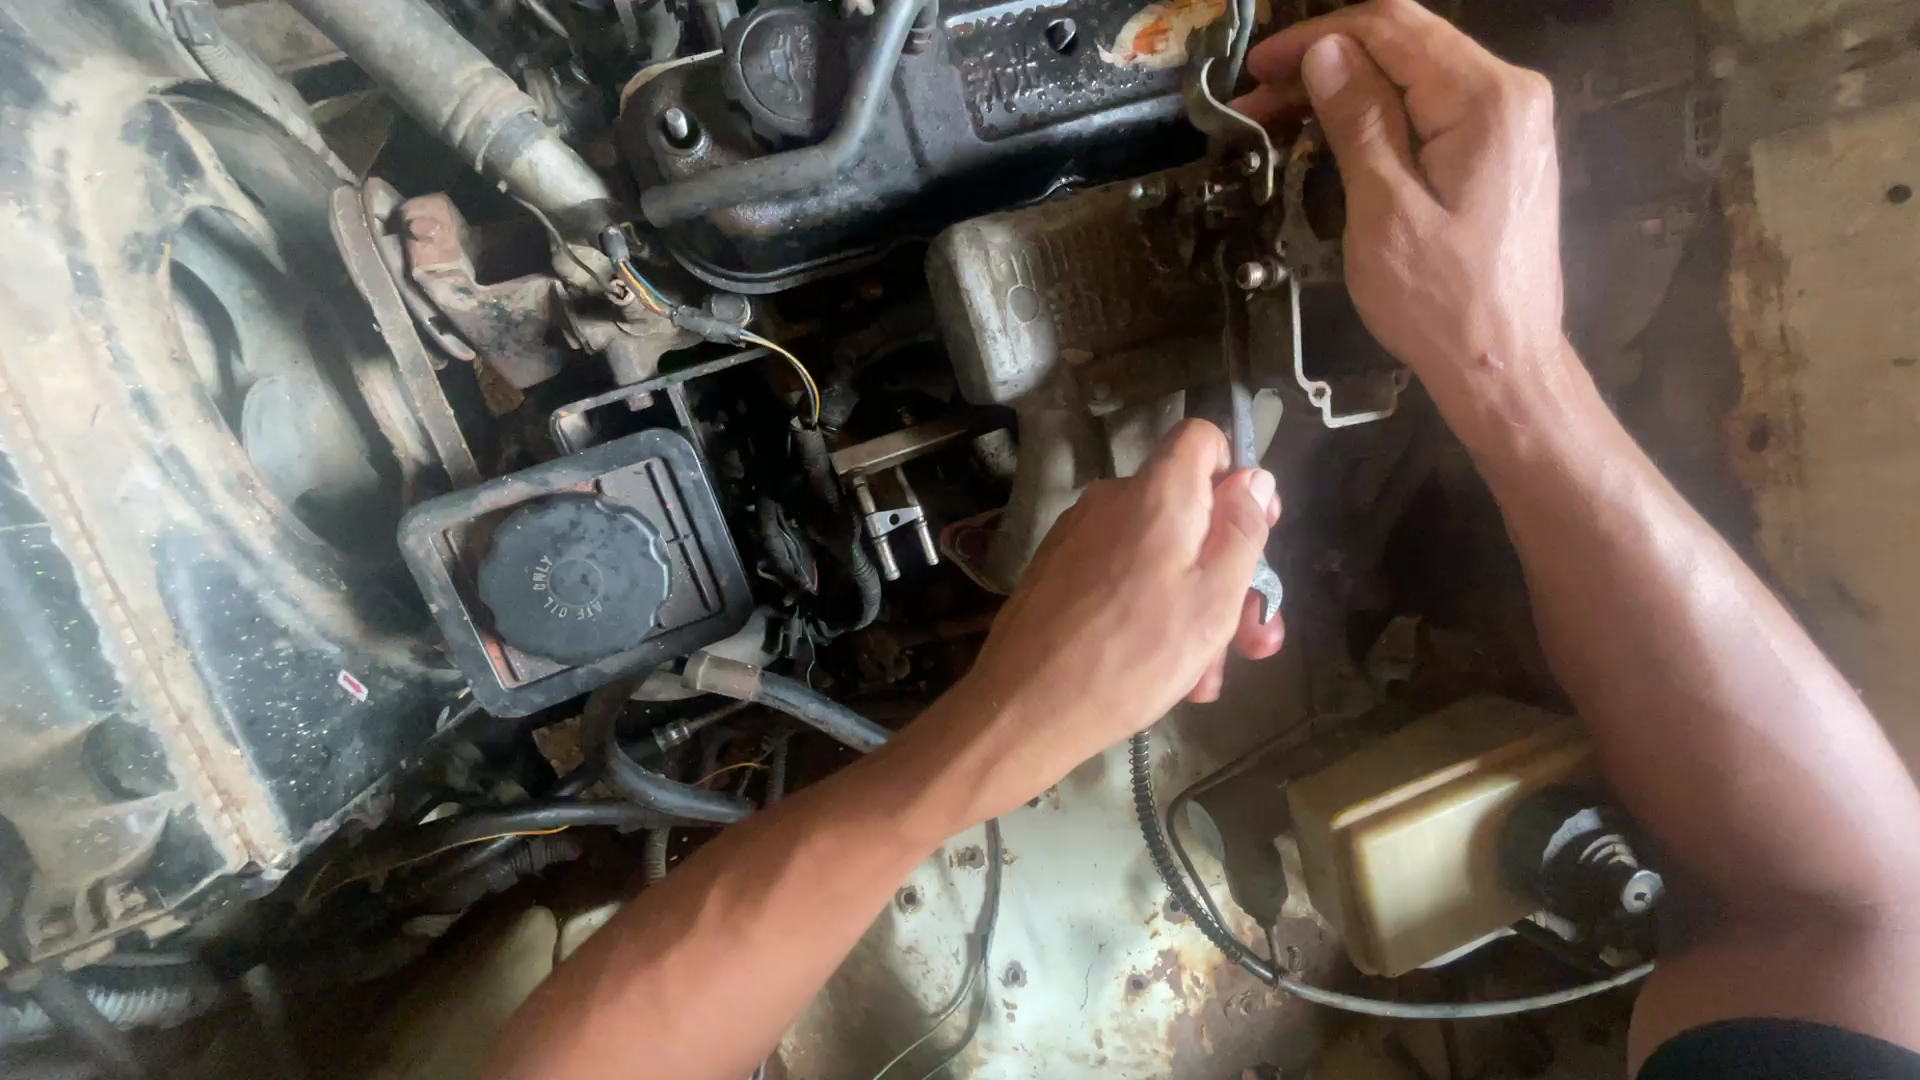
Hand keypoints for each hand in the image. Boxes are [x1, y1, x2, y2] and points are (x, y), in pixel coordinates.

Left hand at [941, 420, 1282, 815]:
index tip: (1255, 529)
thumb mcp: (1213, 598)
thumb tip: (1252, 479)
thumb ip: (1240, 531)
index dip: (1236, 474)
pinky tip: (1162, 673)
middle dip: (1227, 572)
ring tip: (1205, 679)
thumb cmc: (1135, 653)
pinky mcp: (1056, 571)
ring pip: (1155, 556)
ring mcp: (1077, 536)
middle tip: (1251, 639)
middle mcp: (1110, 500)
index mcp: (1155, 492)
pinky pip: (1119, 577)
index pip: (1201, 438)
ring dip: (1191, 608)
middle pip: (1185, 512)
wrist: (1028, 704)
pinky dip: (1147, 612)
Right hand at [1238, 0, 1581, 429]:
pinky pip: (1427, 114)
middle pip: (1405, 48)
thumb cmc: (1437, 297)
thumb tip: (1327, 53)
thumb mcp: (1385, 211)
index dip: (1318, 36)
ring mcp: (1506, 124)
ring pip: (1413, 80)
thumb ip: (1359, 124)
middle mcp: (1507, 92)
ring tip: (1279, 122)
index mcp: (1485, 97)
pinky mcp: (1495, 156)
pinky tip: (1332, 139)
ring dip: (1344, 92)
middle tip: (1254, 104)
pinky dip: (1373, 118)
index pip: (1395, 28)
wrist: (1499, 359)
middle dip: (1325, 65)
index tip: (1256, 67)